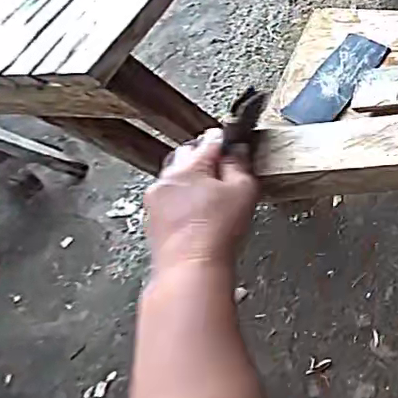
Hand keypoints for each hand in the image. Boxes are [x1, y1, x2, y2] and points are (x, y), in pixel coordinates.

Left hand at [144, 129, 258, 272]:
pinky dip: (185, 192)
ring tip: (213, 185)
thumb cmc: (219, 227)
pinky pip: (170, 194)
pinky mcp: (153, 215)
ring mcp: (155, 198)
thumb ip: (239, 165)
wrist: (190, 262)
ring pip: (175, 175)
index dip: (222, 137)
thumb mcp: (244, 189)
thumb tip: (237, 150)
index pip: (208, 142)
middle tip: (223, 160)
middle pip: (185, 155)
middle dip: (203, 155)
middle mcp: (166, 179)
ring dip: (192, 174)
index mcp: (188, 168)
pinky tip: (201, 204)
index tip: (229, 135)